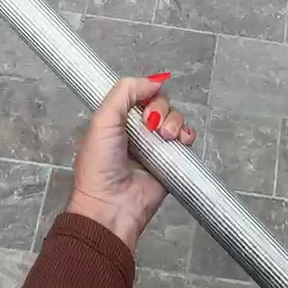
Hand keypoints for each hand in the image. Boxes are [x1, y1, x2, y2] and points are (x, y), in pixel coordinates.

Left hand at [63, 75, 196, 250]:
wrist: (110, 206)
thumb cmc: (99, 166)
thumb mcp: (103, 120)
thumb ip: (125, 92)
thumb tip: (154, 81)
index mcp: (118, 119)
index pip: (140, 94)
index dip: (145, 93)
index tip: (144, 103)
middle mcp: (138, 130)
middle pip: (160, 103)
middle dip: (161, 109)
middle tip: (152, 125)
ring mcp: (155, 145)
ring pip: (175, 118)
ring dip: (175, 122)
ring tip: (167, 137)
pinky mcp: (171, 161)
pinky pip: (186, 139)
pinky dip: (187, 134)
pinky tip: (181, 140)